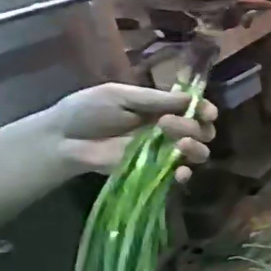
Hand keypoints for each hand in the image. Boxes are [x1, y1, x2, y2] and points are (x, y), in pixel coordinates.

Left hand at [48, 83, 217, 182]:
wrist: (63, 140)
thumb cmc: (87, 111)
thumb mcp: (120, 95)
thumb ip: (155, 99)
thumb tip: (191, 98)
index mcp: (161, 108)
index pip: (194, 109)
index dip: (205, 110)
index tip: (207, 112)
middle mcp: (168, 130)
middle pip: (201, 130)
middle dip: (195, 127)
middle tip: (169, 124)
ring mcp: (163, 152)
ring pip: (197, 152)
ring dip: (196, 148)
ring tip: (181, 145)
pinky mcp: (155, 172)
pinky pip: (180, 174)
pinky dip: (186, 174)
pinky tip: (180, 171)